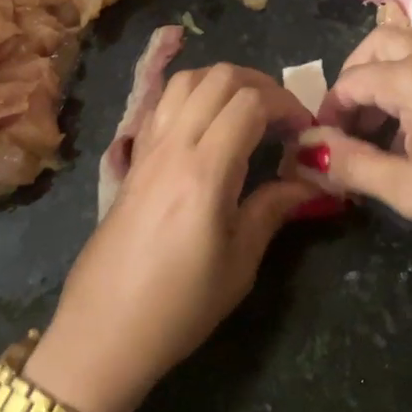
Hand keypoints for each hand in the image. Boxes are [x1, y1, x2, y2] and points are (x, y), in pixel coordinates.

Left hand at [25, 64, 318, 411]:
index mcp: (205, 172)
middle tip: (283, 115)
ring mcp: (148, 148)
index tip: (305, 130)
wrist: (102, 334)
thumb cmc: (178, 307)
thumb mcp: (239, 265)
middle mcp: (174, 147)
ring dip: (224, 81)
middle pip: (219, 77)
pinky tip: (208, 123)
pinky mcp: (133, 159)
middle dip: (261, 84)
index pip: (251, 103)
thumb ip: (273, 209)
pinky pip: (163, 102)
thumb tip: (309, 180)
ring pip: (187, 79)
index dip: (286, 105)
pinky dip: (193, 94)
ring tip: (248, 110)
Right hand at [311, 26, 411, 237]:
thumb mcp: (409, 189)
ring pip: (406, 44)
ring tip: (380, 120)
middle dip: (352, 78)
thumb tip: (310, 151)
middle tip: (349, 125)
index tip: (322, 149)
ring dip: (382, 71)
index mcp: (407, 78)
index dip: (329, 114)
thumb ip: (355, 167)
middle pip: (375, 45)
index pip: (349, 82)